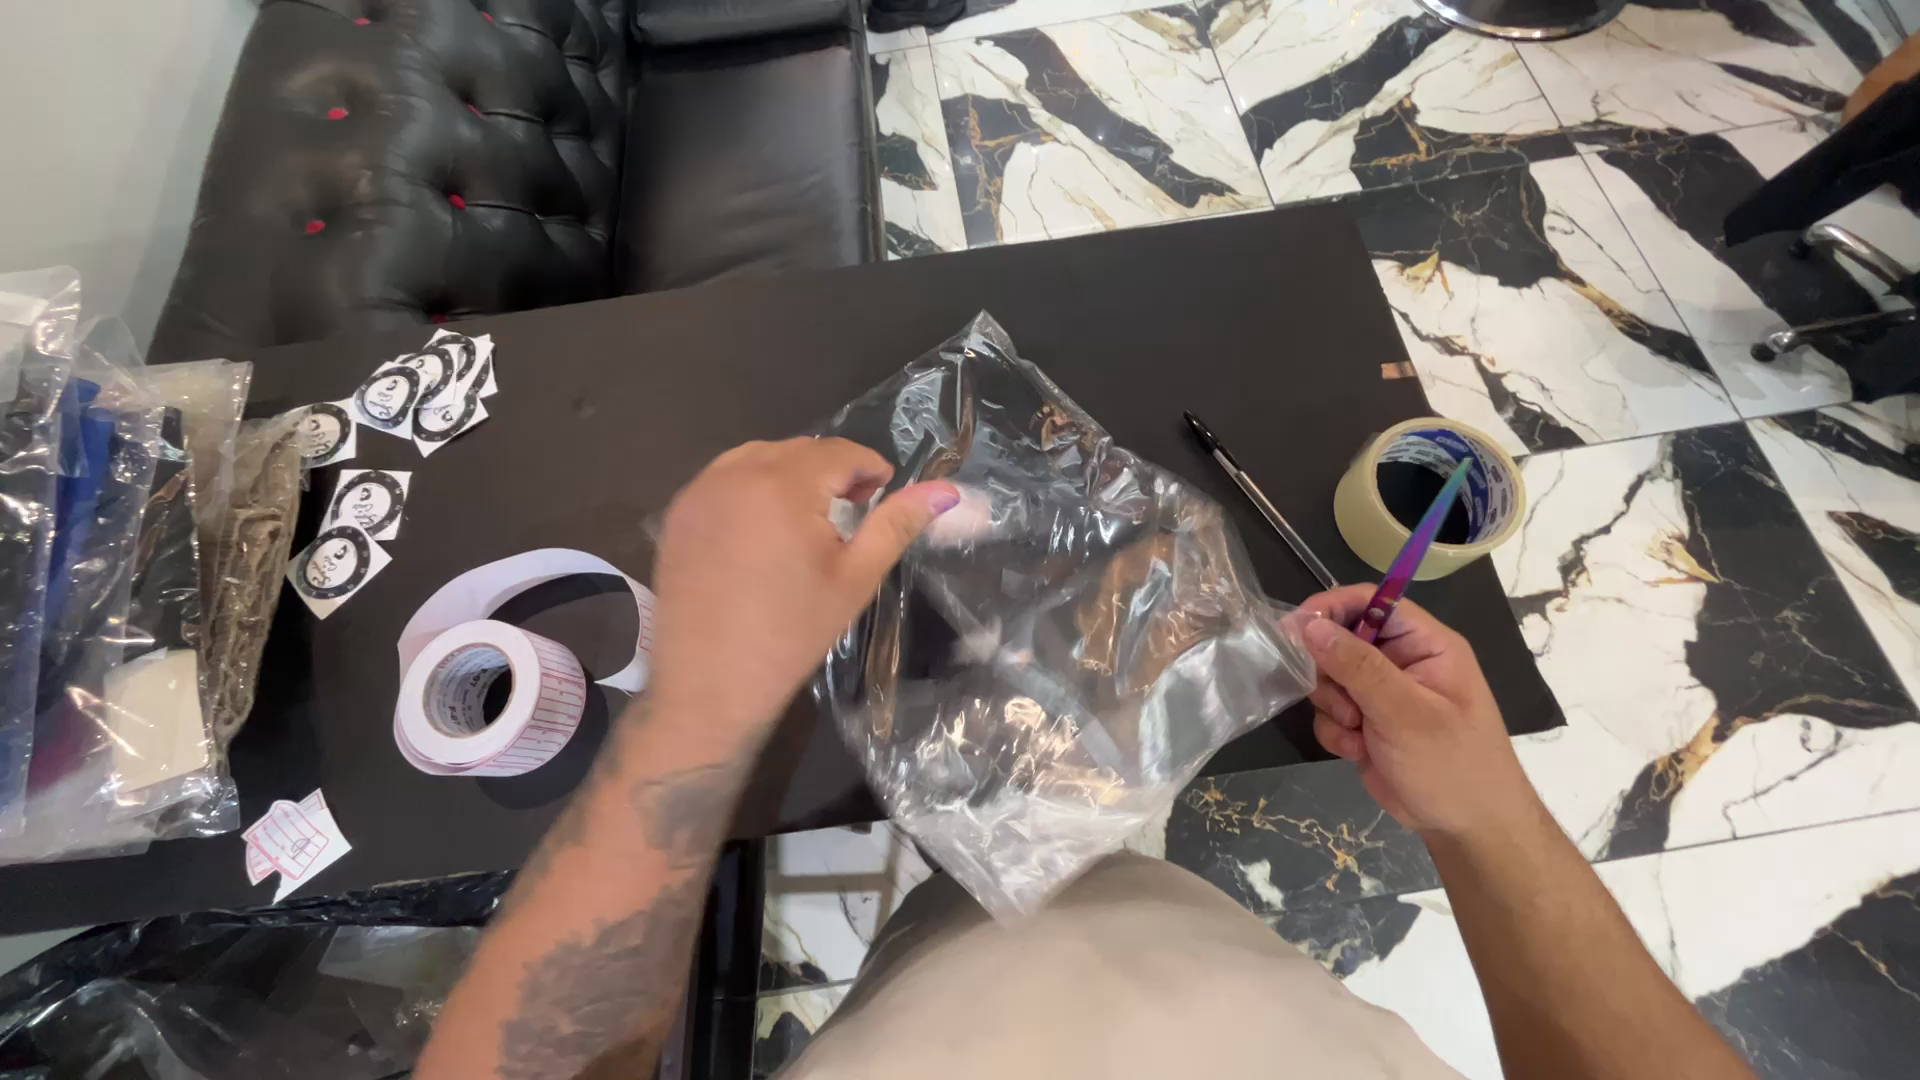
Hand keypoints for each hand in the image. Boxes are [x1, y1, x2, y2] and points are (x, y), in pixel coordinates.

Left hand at [647, 438, 957, 735]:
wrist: (710, 684)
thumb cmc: (792, 633)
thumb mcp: (856, 577)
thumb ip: (898, 524)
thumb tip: (946, 490)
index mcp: (783, 485)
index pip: (839, 451)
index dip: (870, 467)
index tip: (883, 494)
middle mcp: (735, 473)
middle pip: (800, 450)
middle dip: (832, 470)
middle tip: (853, 509)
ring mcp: (699, 491)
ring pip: (760, 457)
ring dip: (793, 474)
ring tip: (810, 518)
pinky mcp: (678, 513)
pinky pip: (726, 477)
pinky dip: (754, 487)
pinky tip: (766, 529)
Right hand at [1293, 585, 1538, 837]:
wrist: (1466, 830)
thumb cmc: (1452, 765)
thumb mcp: (1405, 712)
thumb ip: (1356, 665)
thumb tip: (1307, 625)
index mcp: (1425, 644)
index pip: (1371, 602)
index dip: (1331, 607)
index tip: (1295, 627)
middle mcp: (1401, 661)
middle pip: (1339, 639)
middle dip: (1330, 672)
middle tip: (1342, 700)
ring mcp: (1381, 692)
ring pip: (1327, 677)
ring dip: (1332, 706)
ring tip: (1358, 730)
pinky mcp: (1364, 720)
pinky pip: (1328, 710)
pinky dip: (1335, 730)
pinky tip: (1358, 750)